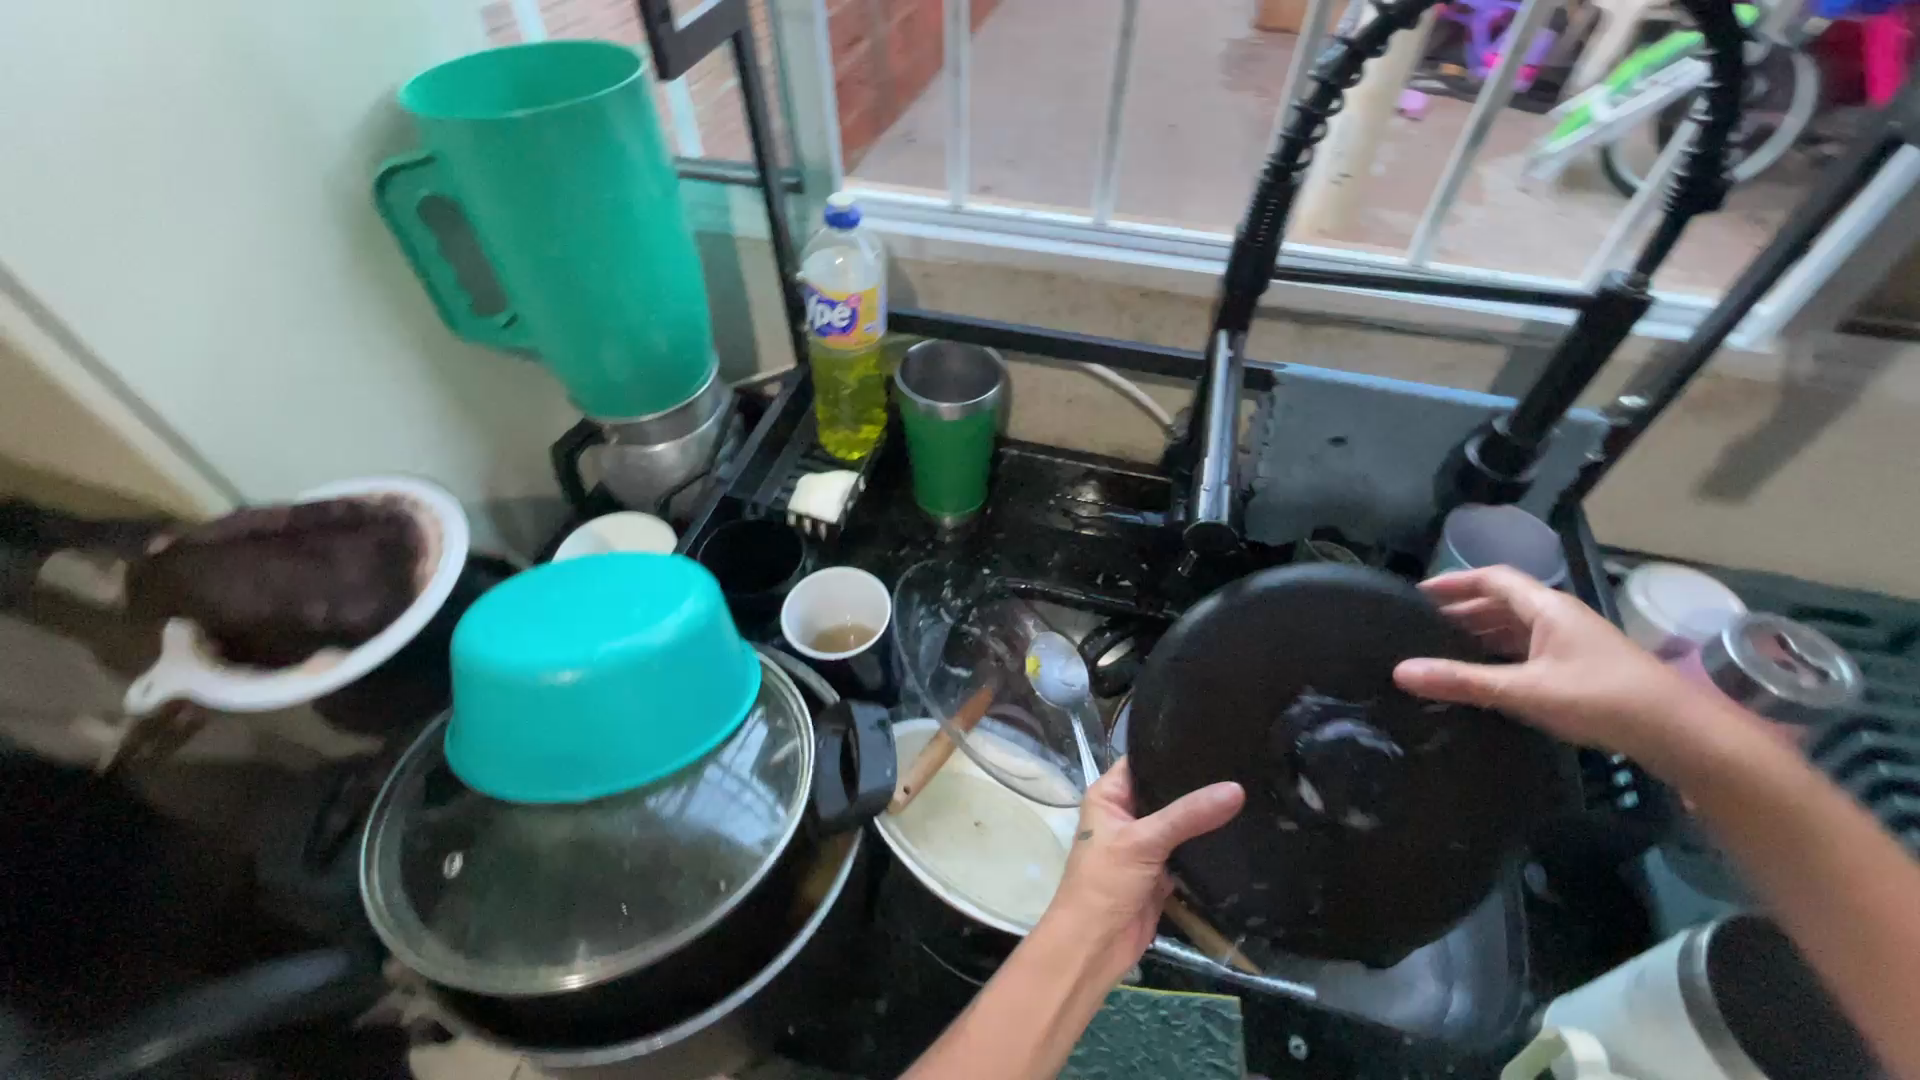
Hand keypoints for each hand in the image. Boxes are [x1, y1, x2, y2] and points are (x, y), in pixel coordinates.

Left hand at [1039, 758, 1243, 985]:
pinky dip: (1207, 846)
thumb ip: (1188, 815)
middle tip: (1240, 764)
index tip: (1211, 736)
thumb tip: (1236, 788)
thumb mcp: (1144, 841)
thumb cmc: (1105, 883)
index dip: (1171, 749)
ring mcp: (1145, 843)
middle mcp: (1125, 813)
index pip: (1142, 760)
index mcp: (1108, 795)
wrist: (1095, 946)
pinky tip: (1240, 830)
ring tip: (1248, 789)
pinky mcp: (1162, 871)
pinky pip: (1188, 850)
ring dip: (1204, 816)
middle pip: (1164, 791)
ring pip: (1180, 821)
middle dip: (1195, 784)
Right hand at [1392, 566, 1719, 763]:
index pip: (1493, 579)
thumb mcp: (1524, 690)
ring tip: (1444, 648)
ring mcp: (1574, 641)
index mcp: (1547, 608)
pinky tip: (1486, 674)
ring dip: (1482, 633)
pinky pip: (1530, 648)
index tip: (1417, 594)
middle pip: (1503, 601)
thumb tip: (1400, 671)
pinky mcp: (1582, 666)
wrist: (1682, 733)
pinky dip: (1501, 653)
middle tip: (1422, 626)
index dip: (1454, 582)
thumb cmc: (1602, 699)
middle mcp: (1560, 616)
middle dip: (1462, 610)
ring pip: (1517, 626)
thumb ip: (1462, 680)